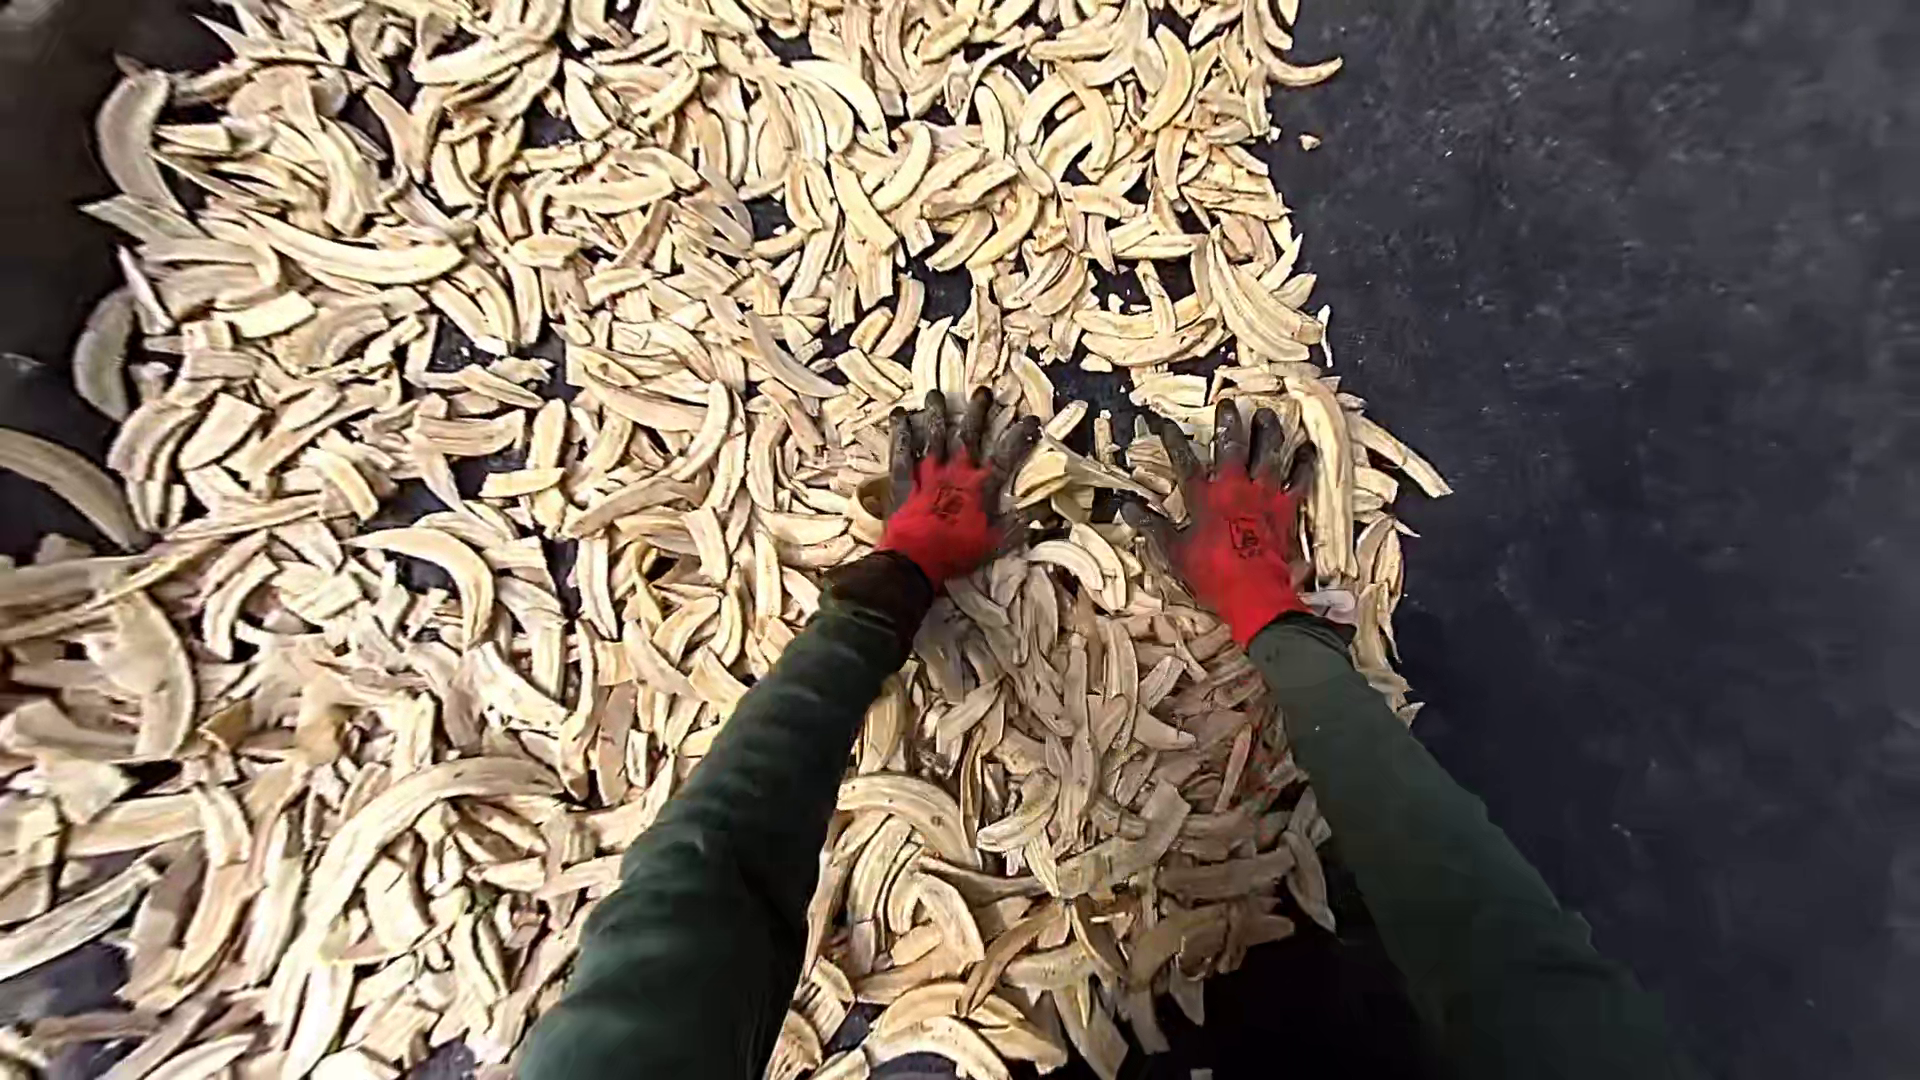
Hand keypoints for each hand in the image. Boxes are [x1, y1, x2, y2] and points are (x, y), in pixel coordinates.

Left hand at [878, 388, 1042, 585]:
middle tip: (982, 391)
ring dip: (936, 414)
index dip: (1021, 435)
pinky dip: (901, 433)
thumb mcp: (995, 543)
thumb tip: (1045, 511)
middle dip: (978, 411)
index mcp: (981, 486)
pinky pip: (902, 451)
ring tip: (936, 394)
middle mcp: (956, 472)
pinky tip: (900, 416)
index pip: (1008, 453)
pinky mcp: (904, 480)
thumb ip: (1019, 525)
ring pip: (934, 435)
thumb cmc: (956, 553)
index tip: (1032, 419)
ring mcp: (927, 473)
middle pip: (969, 434)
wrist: (914, 561)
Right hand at [1123, 400, 1317, 646]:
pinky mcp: (1286, 508)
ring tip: (1265, 414)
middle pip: (1231, 446)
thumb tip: (1127, 506)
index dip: (1172, 440)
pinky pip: (1299, 480)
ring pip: (1267, 454)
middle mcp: (1234, 487)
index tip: (1164, 422)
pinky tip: (1306, 448)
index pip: (1183, 460)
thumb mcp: (1174, 551)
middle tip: (1227, 404)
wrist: (1253, 593)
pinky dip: (1303, 464)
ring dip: (1266, 432)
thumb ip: (1153, 525)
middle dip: (1228, 423)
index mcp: (1203, 497)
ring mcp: (1263, 495)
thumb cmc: (1209, 573)